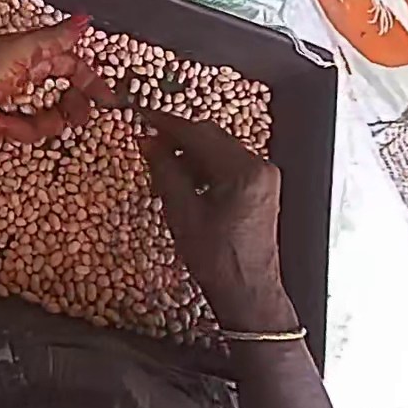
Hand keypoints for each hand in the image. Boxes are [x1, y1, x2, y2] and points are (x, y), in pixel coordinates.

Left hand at [0, 15, 116, 150]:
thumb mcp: (18, 51)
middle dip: (74, 102)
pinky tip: (6, 126)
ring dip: (48, 120)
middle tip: (81, 115)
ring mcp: (15, 101)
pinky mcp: (6, 126)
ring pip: (50, 113)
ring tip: (37, 123)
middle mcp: (22, 75)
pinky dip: (22, 130)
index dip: (87, 76)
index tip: (105, 96)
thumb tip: (85, 19)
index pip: (66, 60)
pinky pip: (29, 130)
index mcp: (26, 52)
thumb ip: (55, 38)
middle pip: (62, 89)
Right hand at [140, 110, 299, 333]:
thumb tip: (148, 143)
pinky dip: (204, 166)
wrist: (248, 290)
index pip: (198, 134)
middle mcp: (259, 166)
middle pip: (211, 137)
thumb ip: (165, 171)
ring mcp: (263, 176)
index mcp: (242, 171)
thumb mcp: (181, 212)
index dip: (167, 124)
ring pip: (219, 149)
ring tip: (163, 167)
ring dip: (190, 153)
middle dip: (178, 138)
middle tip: (149, 144)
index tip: (144, 117)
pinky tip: (184, 180)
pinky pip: (228, 164)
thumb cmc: (215, 258)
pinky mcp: (261, 187)